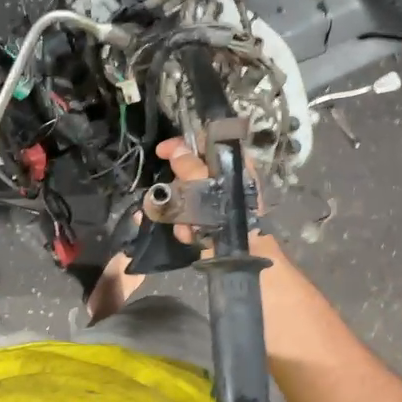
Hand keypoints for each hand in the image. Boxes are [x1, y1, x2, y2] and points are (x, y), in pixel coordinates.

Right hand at [146, 137, 266, 245]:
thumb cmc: (227, 214)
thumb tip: (177, 150)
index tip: (162, 151)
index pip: (207, 143)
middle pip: (191, 171)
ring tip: (184, 223)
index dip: (184, 144)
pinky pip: (188, 216)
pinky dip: (185, 225)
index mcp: (233, 165)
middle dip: (178, 185)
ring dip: (179, 209)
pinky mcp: (210, 221)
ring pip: (186, 195)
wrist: (239, 257)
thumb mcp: (206, 184)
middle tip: (170, 191)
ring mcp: (217, 202)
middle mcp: (226, 181)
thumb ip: (190, 166)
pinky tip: (189, 234)